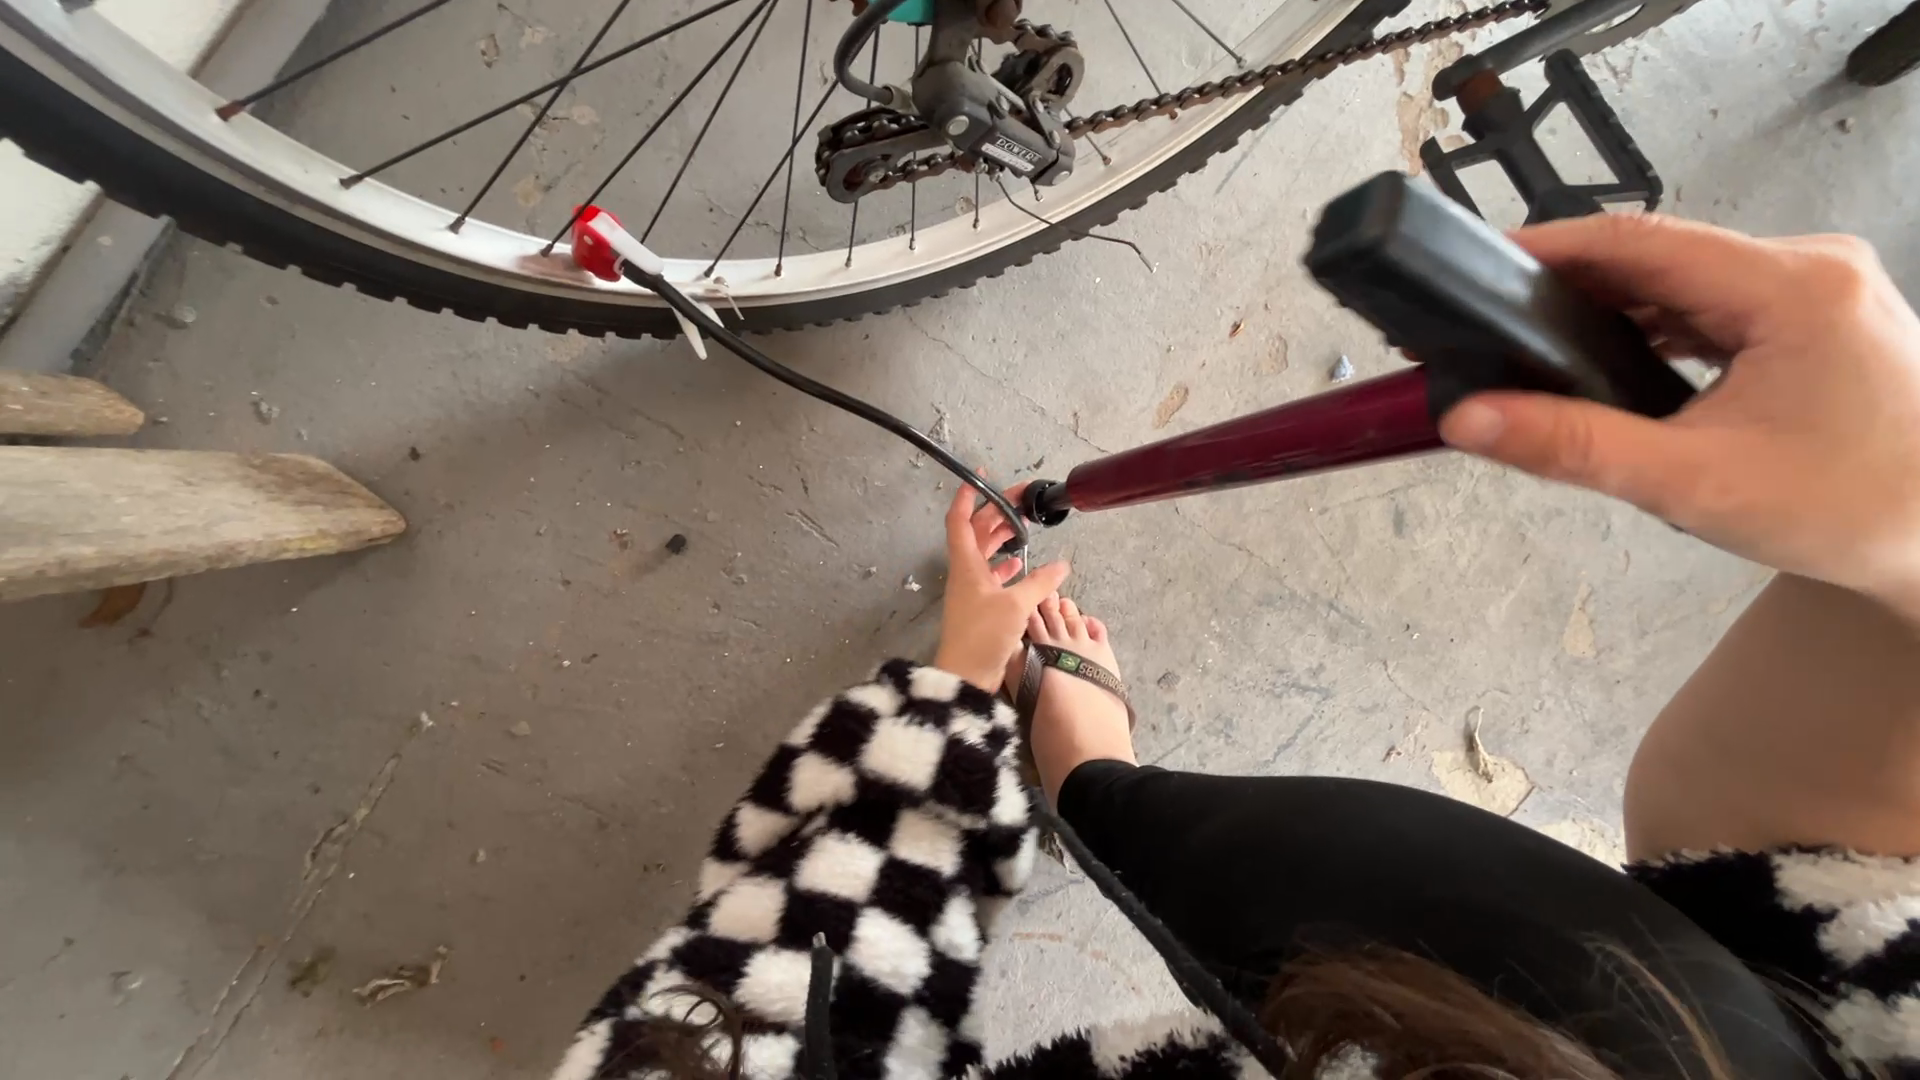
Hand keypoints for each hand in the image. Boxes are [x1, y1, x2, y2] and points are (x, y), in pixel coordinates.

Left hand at [932, 481, 1070, 692]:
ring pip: (986, 553)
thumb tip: (1062, 565)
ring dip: (1003, 537)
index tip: (981, 476)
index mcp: (966, 564)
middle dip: (997, 513)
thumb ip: (1040, 582)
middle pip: (978, 532)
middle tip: (1022, 499)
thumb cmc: (982, 635)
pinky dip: (1006, 566)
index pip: (960, 520)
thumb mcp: (1015, 604)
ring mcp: (973, 590)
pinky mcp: (982, 607)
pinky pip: (993, 576)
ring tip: (1025, 526)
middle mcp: (966, 572)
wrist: (966, 676)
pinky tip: (1021, 564)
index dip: (967, 496)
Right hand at [1437, 213, 1919, 621]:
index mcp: (1789, 288)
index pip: (1637, 240)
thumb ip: (1570, 447)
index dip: (1544, 247)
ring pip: (1667, 281)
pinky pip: (1691, 306)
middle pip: (1648, 255)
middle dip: (1554, 282)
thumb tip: (1467, 419)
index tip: (1471, 266)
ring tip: (1515, 339)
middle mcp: (1801, 270)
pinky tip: (1588, 358)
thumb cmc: (1852, 506)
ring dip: (1589, 306)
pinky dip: (1628, 325)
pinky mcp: (1795, 321)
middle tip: (1477, 316)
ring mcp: (1802, 293)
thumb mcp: (1690, 482)